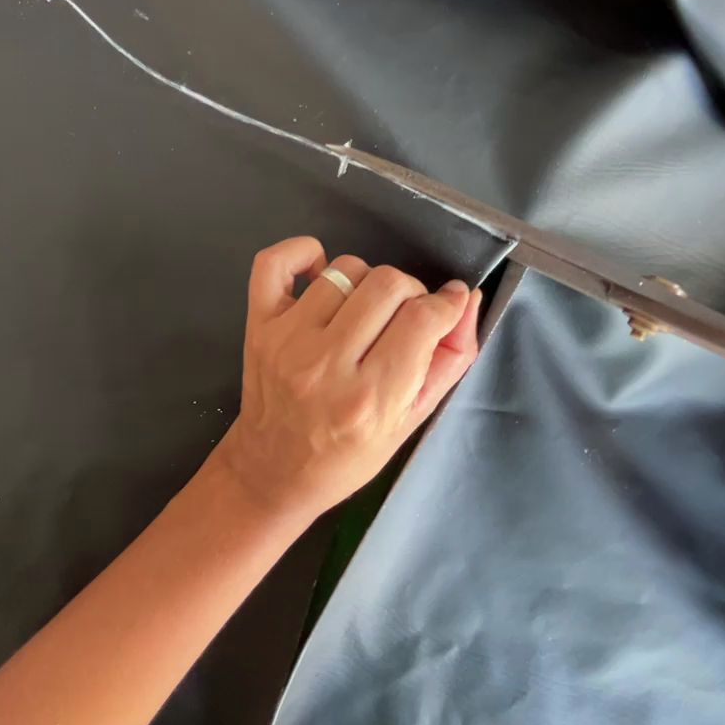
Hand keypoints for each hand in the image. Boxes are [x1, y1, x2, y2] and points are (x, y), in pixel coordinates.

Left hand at [210, 236, 482, 520]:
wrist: (273, 470)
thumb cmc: (348, 455)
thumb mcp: (412, 422)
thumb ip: (449, 360)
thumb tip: (466, 299)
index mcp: (370, 399)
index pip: (422, 318)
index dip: (446, 304)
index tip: (447, 306)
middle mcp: (326, 365)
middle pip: (388, 284)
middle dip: (410, 293)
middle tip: (403, 318)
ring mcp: (287, 340)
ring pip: (345, 269)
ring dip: (365, 284)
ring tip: (362, 314)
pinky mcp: (258, 325)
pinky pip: (277, 261)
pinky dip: (304, 253)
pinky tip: (321, 276)